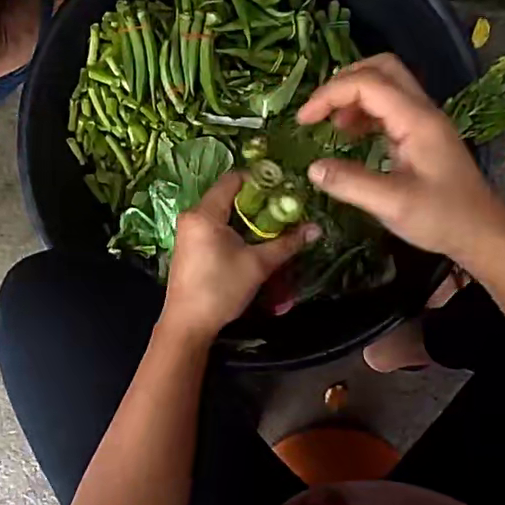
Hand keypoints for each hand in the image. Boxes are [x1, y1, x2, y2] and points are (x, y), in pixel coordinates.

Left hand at [158, 172, 317, 342]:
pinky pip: (216, 226)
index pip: (233, 179)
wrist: (188, 325)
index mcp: (205, 214)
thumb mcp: (258, 264)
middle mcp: (192, 216)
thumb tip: (316, 228)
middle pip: (229, 195)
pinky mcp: (189, 246)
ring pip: (223, 212)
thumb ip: (287, 243)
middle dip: (258, 201)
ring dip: (248, 217)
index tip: (284, 191)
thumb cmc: (220, 290)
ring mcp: (188, 232)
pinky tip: (253, 242)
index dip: (260, 181)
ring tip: (274, 226)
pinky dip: (235, 229)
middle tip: (284, 210)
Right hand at [298, 55, 504, 261]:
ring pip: (386, 86)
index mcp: (416, 120)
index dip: (330, 94)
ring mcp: (425, 122)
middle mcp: (422, 111)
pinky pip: (391, 109)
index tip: (303, 120)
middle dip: (343, 82)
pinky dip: (365, 114)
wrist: (482, 233)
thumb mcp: (393, 205)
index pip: (367, 83)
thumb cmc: (443, 218)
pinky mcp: (423, 137)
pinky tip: (351, 138)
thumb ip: (351, 184)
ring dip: (354, 97)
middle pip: (381, 69)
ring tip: (330, 126)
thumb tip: (313, 168)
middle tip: (318, 111)